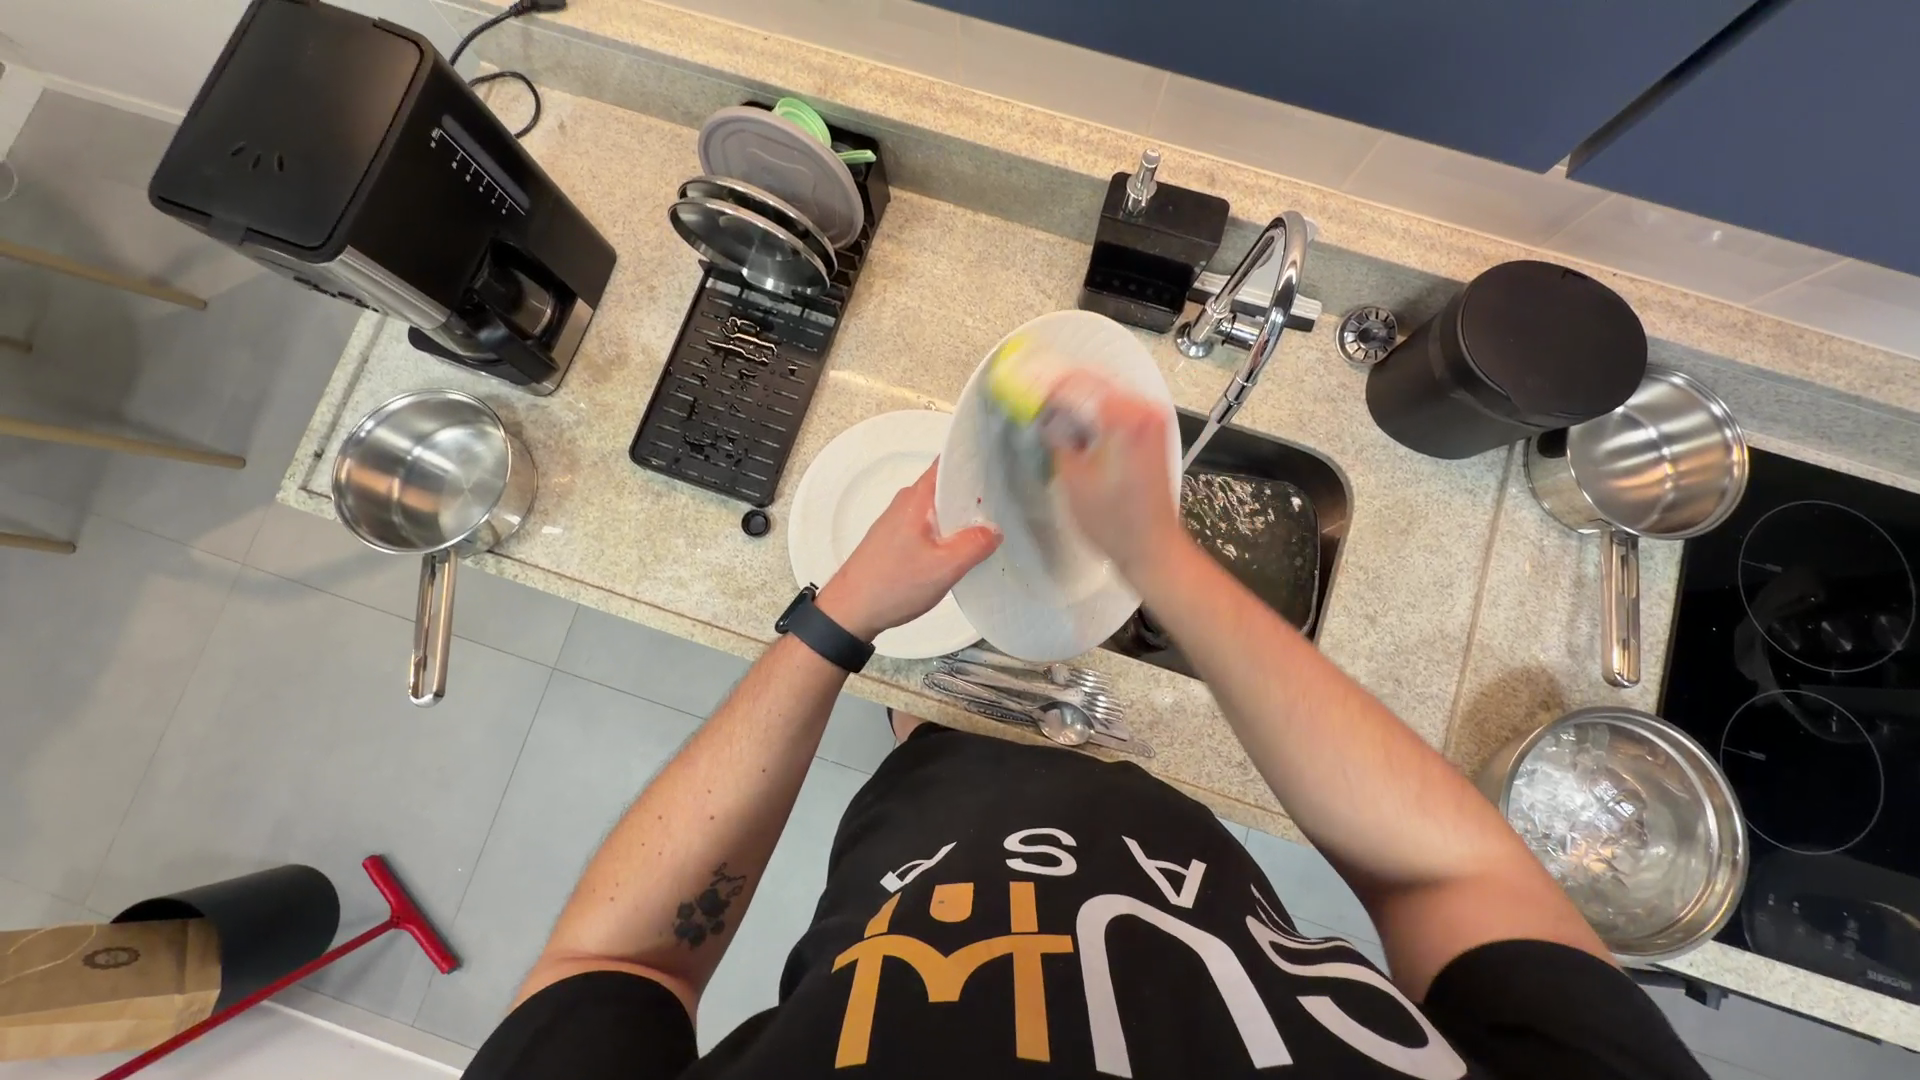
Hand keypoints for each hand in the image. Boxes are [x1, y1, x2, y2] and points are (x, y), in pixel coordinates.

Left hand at [814, 461, 1000, 640]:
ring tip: (992, 525)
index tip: (1003, 466)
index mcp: (918, 497)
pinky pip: (931, 523)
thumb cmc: (895, 584)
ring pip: (940, 506)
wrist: (850, 610)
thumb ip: (975, 545)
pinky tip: (963, 545)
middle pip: (948, 484)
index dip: (976, 459)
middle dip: (976, 491)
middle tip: (1008, 501)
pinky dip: (949, 529)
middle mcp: (908, 500)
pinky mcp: (898, 536)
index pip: (949, 461)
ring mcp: (901, 518)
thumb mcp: (944, 568)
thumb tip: (996, 529)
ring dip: (963, 514)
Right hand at [1045, 371, 1187, 576]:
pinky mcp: (1151, 429)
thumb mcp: (1073, 478)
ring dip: (1073, 396)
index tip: (1019, 383)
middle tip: (1025, 389)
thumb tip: (1045, 417)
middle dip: (1056, 386)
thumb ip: (1057, 437)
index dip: (1040, 384)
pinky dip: (1091, 409)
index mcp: (1125, 418)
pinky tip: (1070, 419)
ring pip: (1102, 391)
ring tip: (1043, 405)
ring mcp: (1151, 418)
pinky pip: (1115, 405)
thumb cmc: (1118, 523)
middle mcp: (1143, 410)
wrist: (1151, 545)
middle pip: (1090, 381)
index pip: (1074, 385)